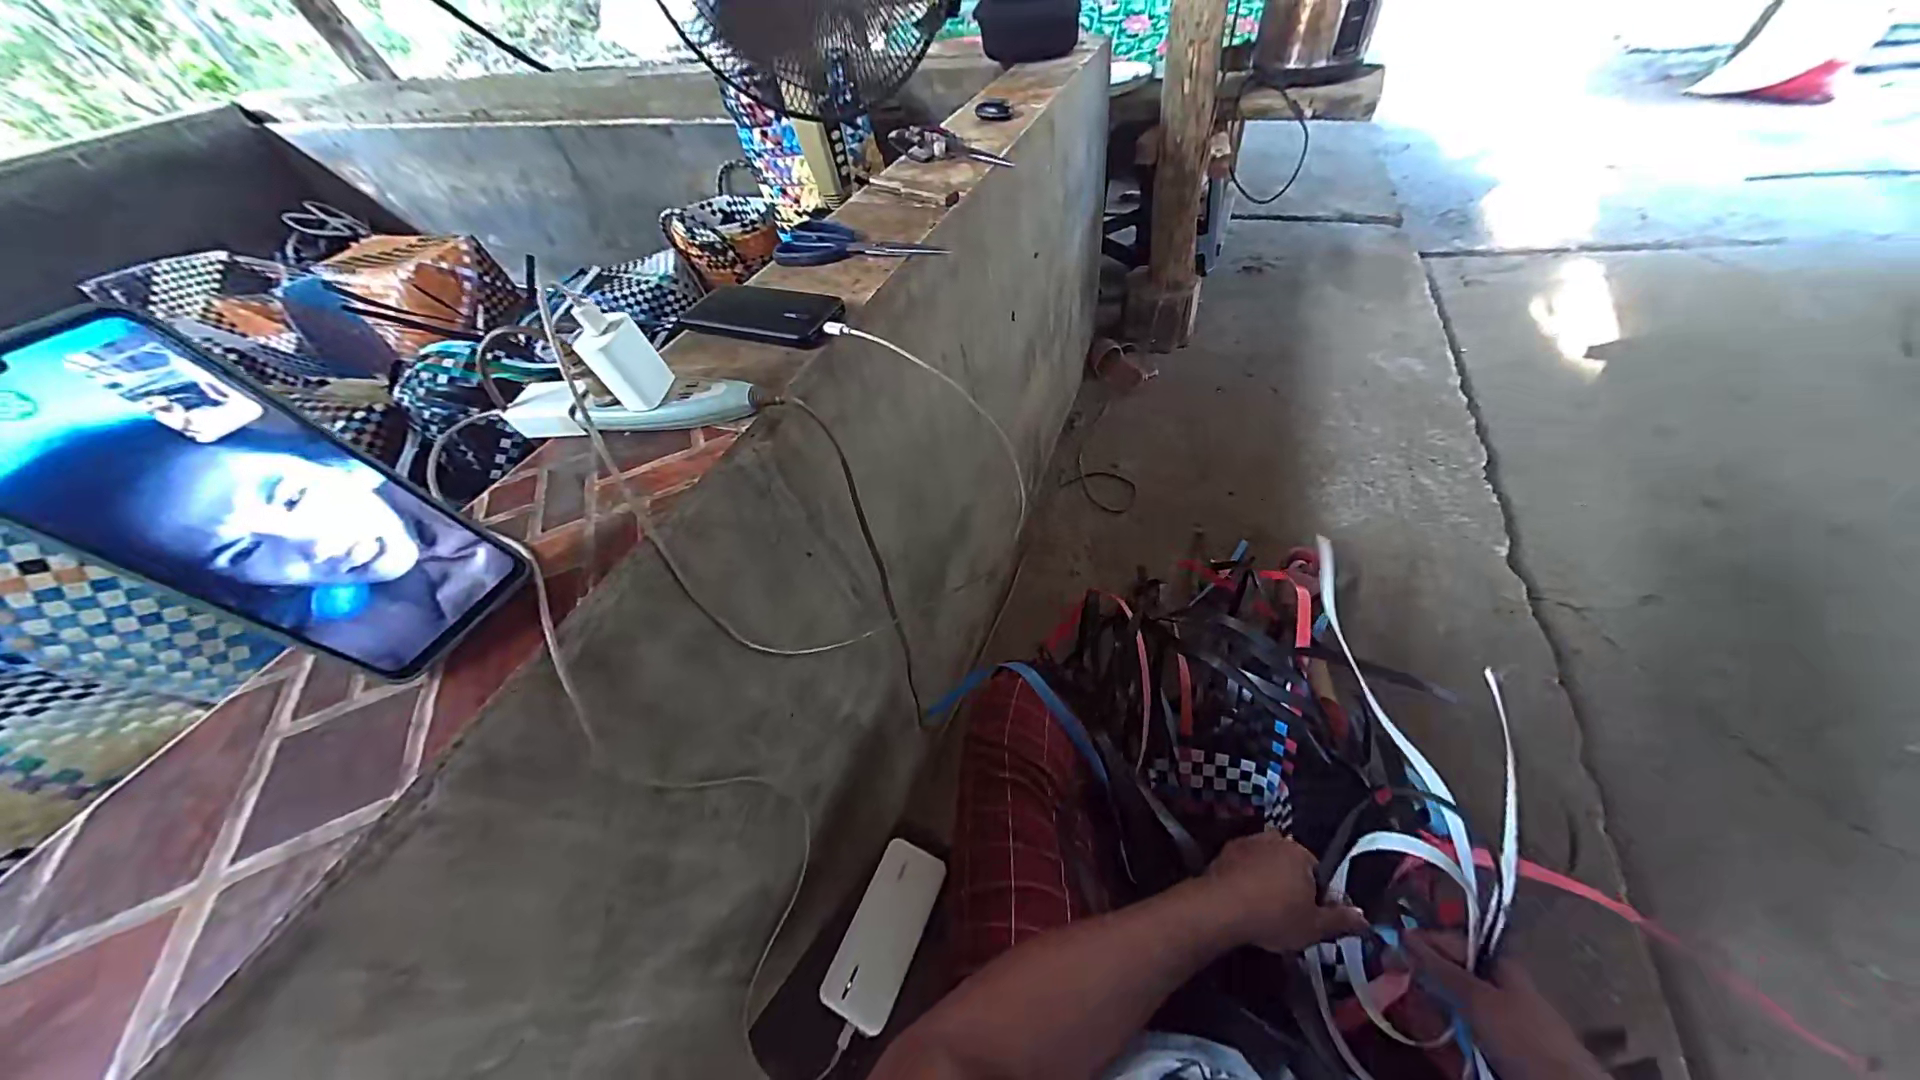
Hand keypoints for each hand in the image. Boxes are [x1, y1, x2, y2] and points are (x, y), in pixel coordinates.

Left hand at [1192, 831, 1366, 952]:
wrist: (1222, 906)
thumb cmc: (1275, 916)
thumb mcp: (1315, 927)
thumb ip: (1342, 920)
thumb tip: (1364, 917)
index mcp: (1299, 853)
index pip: (1318, 873)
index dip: (1318, 897)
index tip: (1310, 917)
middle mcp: (1273, 839)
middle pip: (1291, 865)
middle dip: (1292, 885)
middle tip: (1288, 915)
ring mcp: (1246, 842)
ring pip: (1266, 863)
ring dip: (1268, 880)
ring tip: (1264, 909)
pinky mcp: (1224, 850)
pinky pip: (1244, 865)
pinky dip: (1247, 878)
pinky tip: (1244, 899)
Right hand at [1404, 931, 1608, 1079]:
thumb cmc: (1523, 1039)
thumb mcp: (1476, 999)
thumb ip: (1440, 967)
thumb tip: (1405, 934)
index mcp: (1502, 967)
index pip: (1455, 941)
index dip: (1427, 941)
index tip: (1397, 947)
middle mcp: (1502, 987)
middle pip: (1454, 971)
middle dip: (1426, 975)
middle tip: (1401, 981)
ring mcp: (1503, 1019)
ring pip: (1456, 1001)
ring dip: (1433, 1004)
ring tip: (1415, 1012)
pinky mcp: (1501, 1047)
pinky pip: (1464, 1028)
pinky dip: (1446, 1028)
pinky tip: (1434, 1034)